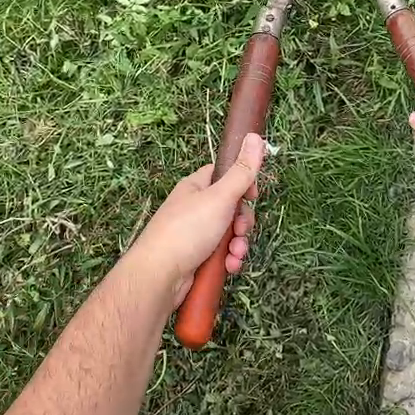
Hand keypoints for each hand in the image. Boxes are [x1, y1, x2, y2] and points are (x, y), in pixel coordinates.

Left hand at [126, 133, 266, 305]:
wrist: (158, 277)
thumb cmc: (187, 230)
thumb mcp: (220, 197)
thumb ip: (242, 171)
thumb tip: (255, 136)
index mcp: (196, 187)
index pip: (225, 174)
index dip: (243, 182)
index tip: (253, 195)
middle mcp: (194, 207)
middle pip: (231, 206)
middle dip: (243, 221)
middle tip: (241, 230)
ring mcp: (195, 233)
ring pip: (229, 233)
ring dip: (238, 244)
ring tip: (235, 254)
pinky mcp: (196, 257)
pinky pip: (221, 253)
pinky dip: (229, 260)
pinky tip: (229, 267)